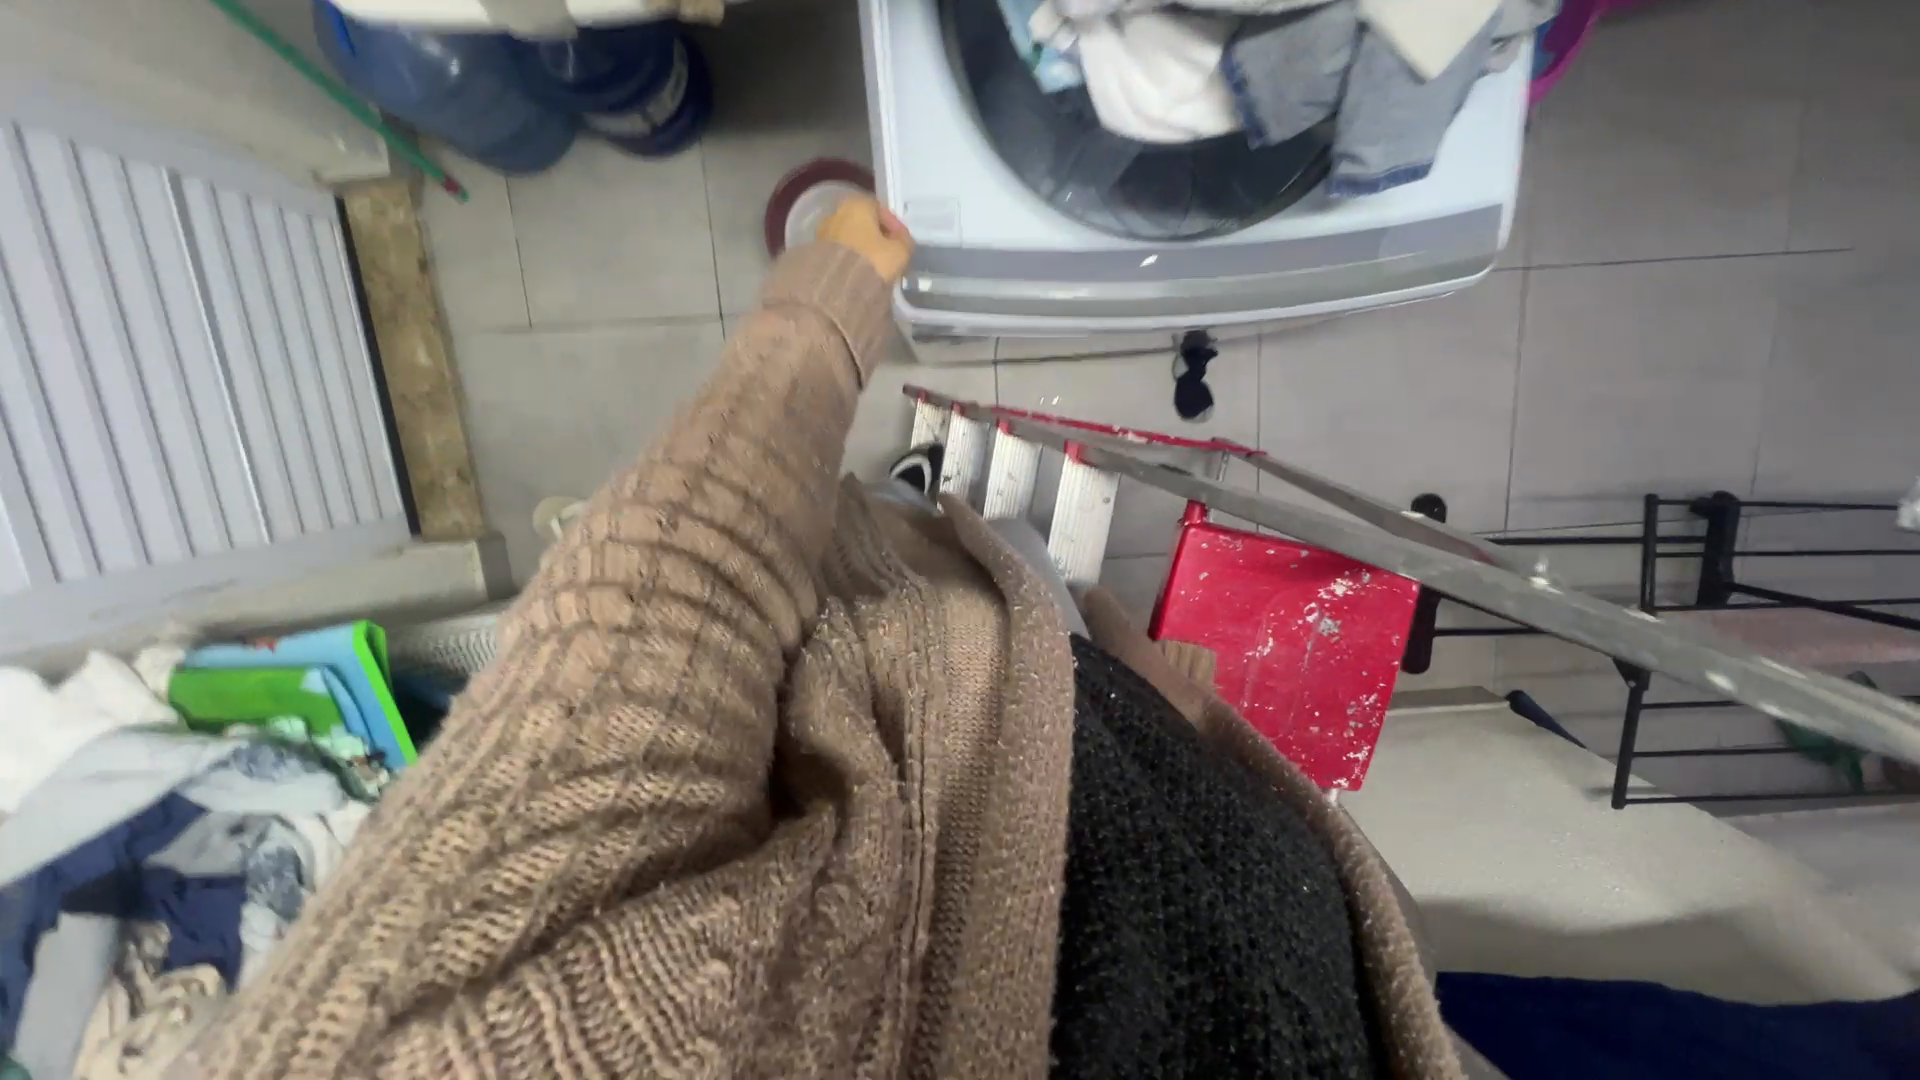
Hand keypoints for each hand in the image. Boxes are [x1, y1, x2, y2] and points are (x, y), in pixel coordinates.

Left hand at [817, 195, 913, 284]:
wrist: (835, 288)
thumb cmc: (871, 262)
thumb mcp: (899, 252)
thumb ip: (904, 241)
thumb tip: (902, 240)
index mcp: (857, 204)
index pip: (881, 210)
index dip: (894, 226)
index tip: (902, 243)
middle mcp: (836, 212)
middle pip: (863, 223)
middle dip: (876, 237)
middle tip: (889, 255)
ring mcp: (823, 231)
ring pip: (850, 237)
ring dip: (862, 248)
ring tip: (873, 266)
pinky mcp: (815, 251)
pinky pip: (839, 250)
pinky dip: (849, 257)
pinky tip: (857, 272)